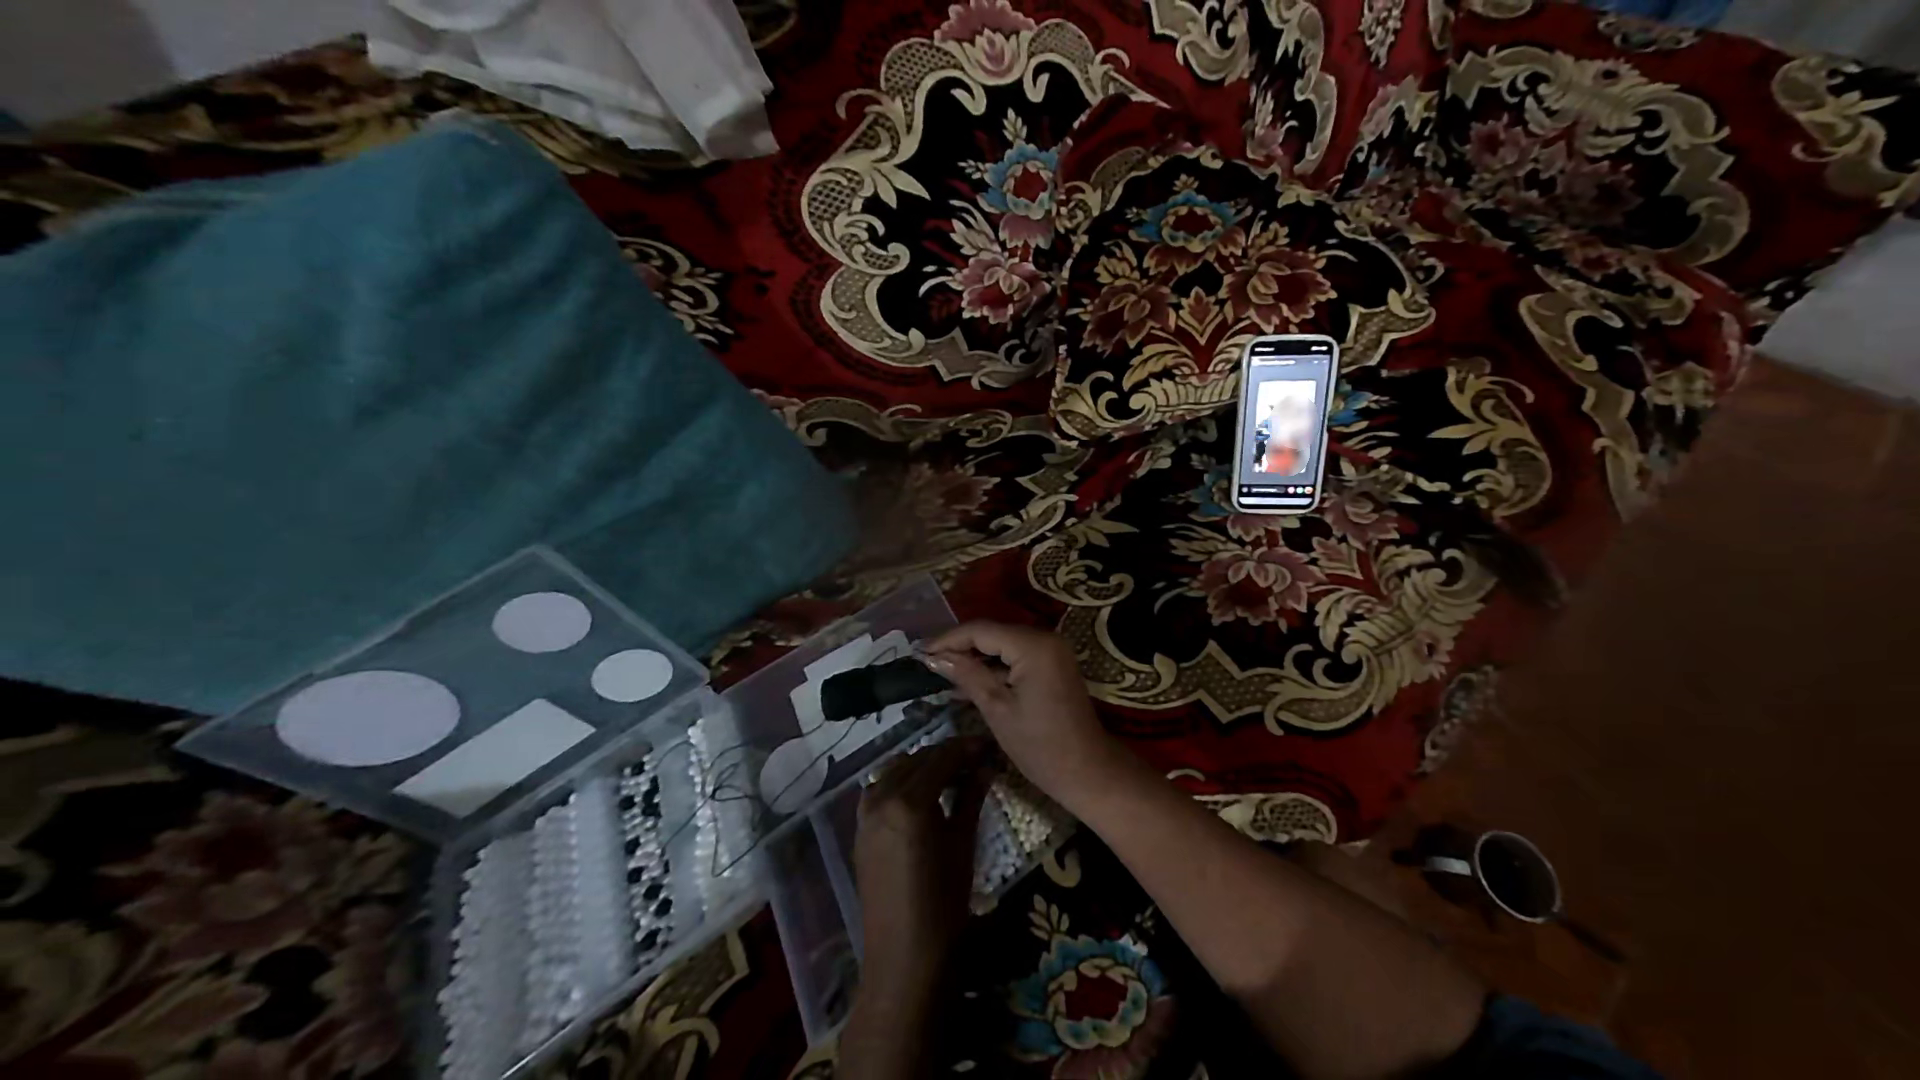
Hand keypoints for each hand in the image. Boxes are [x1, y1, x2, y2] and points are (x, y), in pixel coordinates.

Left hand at [852, 737, 988, 992]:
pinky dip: (901, 782)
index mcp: (909, 801)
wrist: (904, 955)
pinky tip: (921, 797)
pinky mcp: (859, 829)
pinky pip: (880, 790)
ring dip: (921, 766)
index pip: (941, 757)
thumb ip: (971, 799)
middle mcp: (881, 798)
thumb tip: (985, 767)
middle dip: (945, 756)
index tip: (986, 745)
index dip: (966, 748)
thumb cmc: (944, 903)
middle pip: (916, 759)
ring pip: (895, 771)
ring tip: (949, 777)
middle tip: (974, 761)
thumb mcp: (963, 844)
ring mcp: (865, 813)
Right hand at [924, 622, 1122, 809]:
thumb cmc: (1041, 746)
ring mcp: (1051, 651)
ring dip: (974, 658)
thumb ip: (966, 676)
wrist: (1088, 772)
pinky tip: (968, 682)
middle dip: (959, 647)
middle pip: (992, 633)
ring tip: (941, 674)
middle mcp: (1044, 639)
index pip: (980, 630)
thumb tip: (933, 658)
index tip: (919, 654)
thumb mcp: (997, 710)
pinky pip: (1016, 657)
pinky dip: (993, 668)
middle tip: (927, 664)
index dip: (947, 640)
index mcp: (1033, 646)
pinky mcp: (1052, 665)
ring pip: (1002, 645)